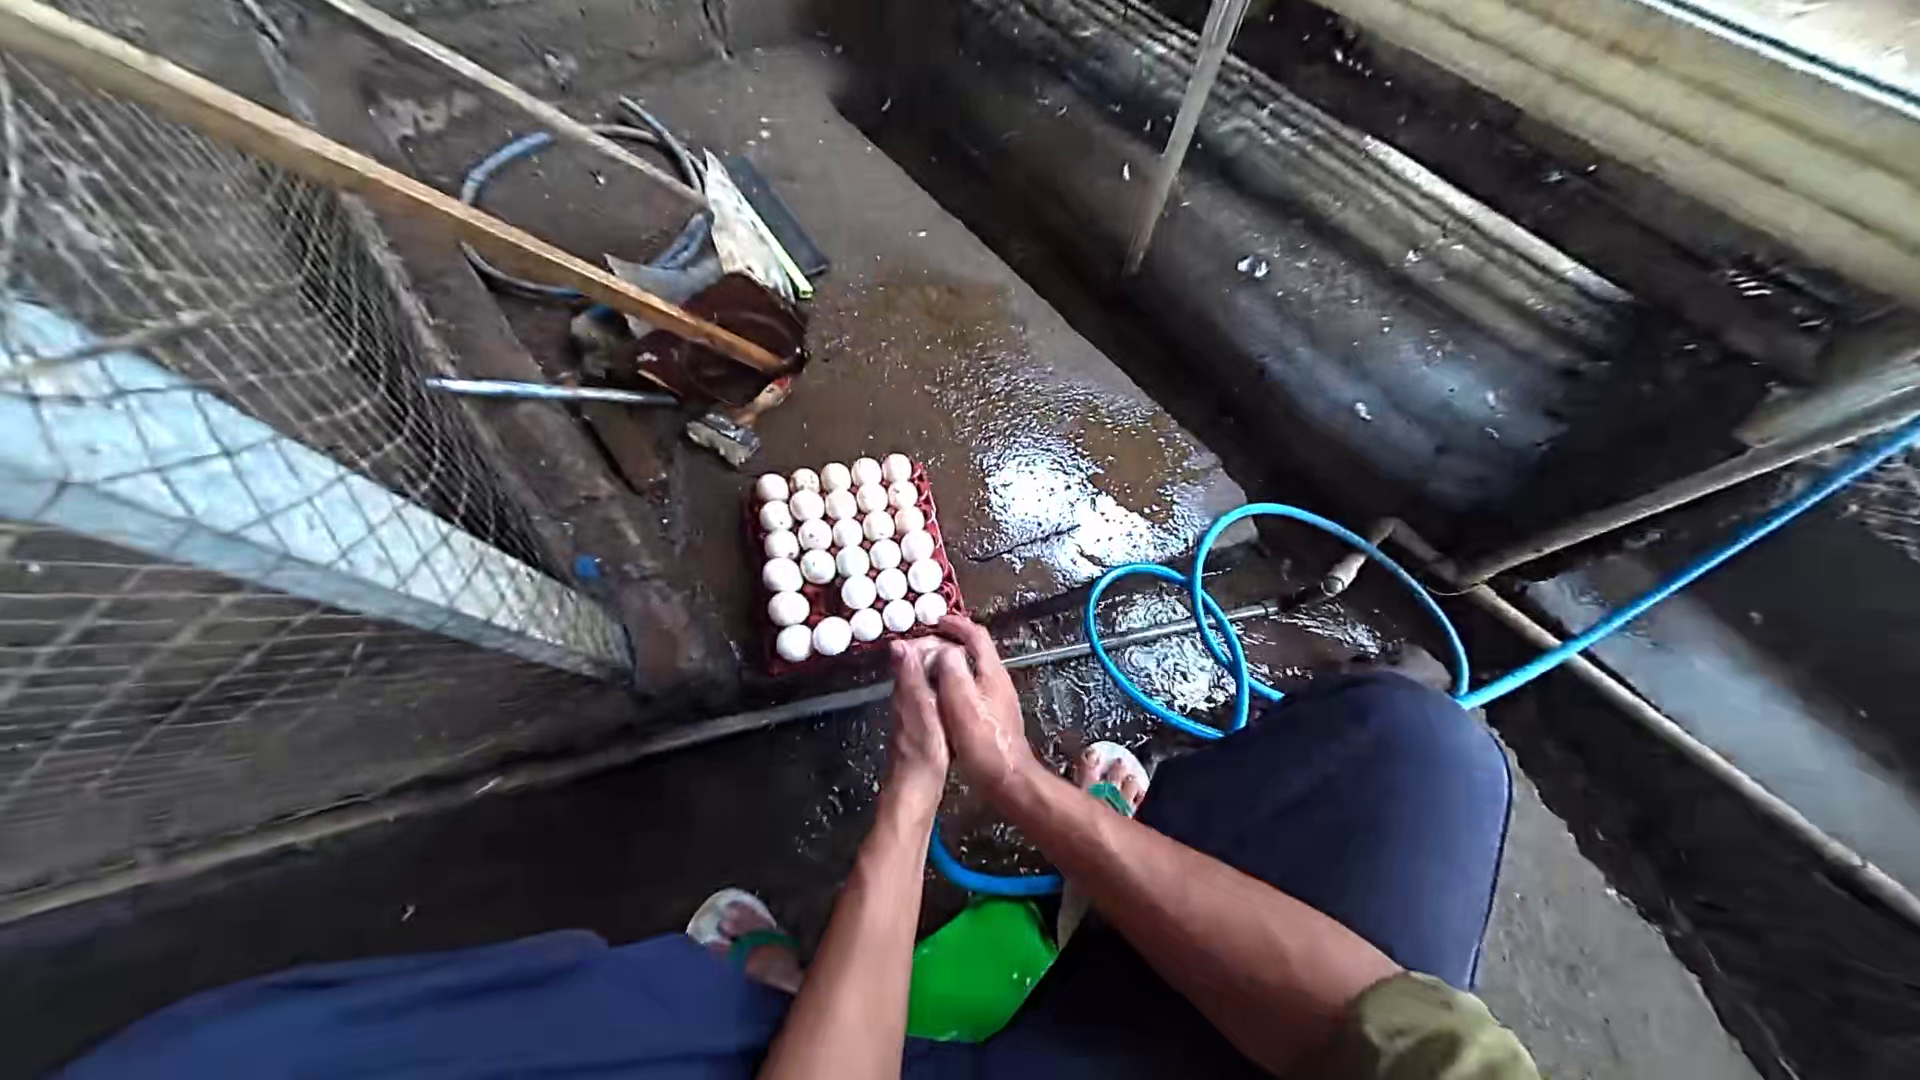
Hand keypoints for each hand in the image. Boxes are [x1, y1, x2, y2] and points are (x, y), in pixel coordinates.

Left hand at [885, 637, 952, 815]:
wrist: (917, 790)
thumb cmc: (922, 750)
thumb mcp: (920, 709)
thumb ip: (910, 678)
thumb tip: (898, 644)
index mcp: (904, 692)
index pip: (910, 654)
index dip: (927, 641)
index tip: (948, 632)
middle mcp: (905, 699)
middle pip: (917, 666)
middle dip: (934, 651)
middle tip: (959, 643)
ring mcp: (914, 713)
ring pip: (924, 681)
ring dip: (938, 668)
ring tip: (960, 660)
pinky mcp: (924, 726)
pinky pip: (932, 696)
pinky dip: (942, 687)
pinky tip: (955, 690)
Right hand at [923, 617, 1040, 801]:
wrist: (1008, 778)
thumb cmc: (984, 743)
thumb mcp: (962, 703)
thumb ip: (952, 672)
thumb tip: (943, 649)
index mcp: (992, 673)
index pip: (976, 635)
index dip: (956, 624)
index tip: (935, 621)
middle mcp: (999, 680)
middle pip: (977, 649)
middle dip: (953, 639)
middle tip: (928, 640)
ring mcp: (998, 697)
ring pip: (974, 667)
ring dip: (953, 659)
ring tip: (930, 662)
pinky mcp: (994, 714)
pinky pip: (973, 684)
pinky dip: (956, 678)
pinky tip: (941, 691)